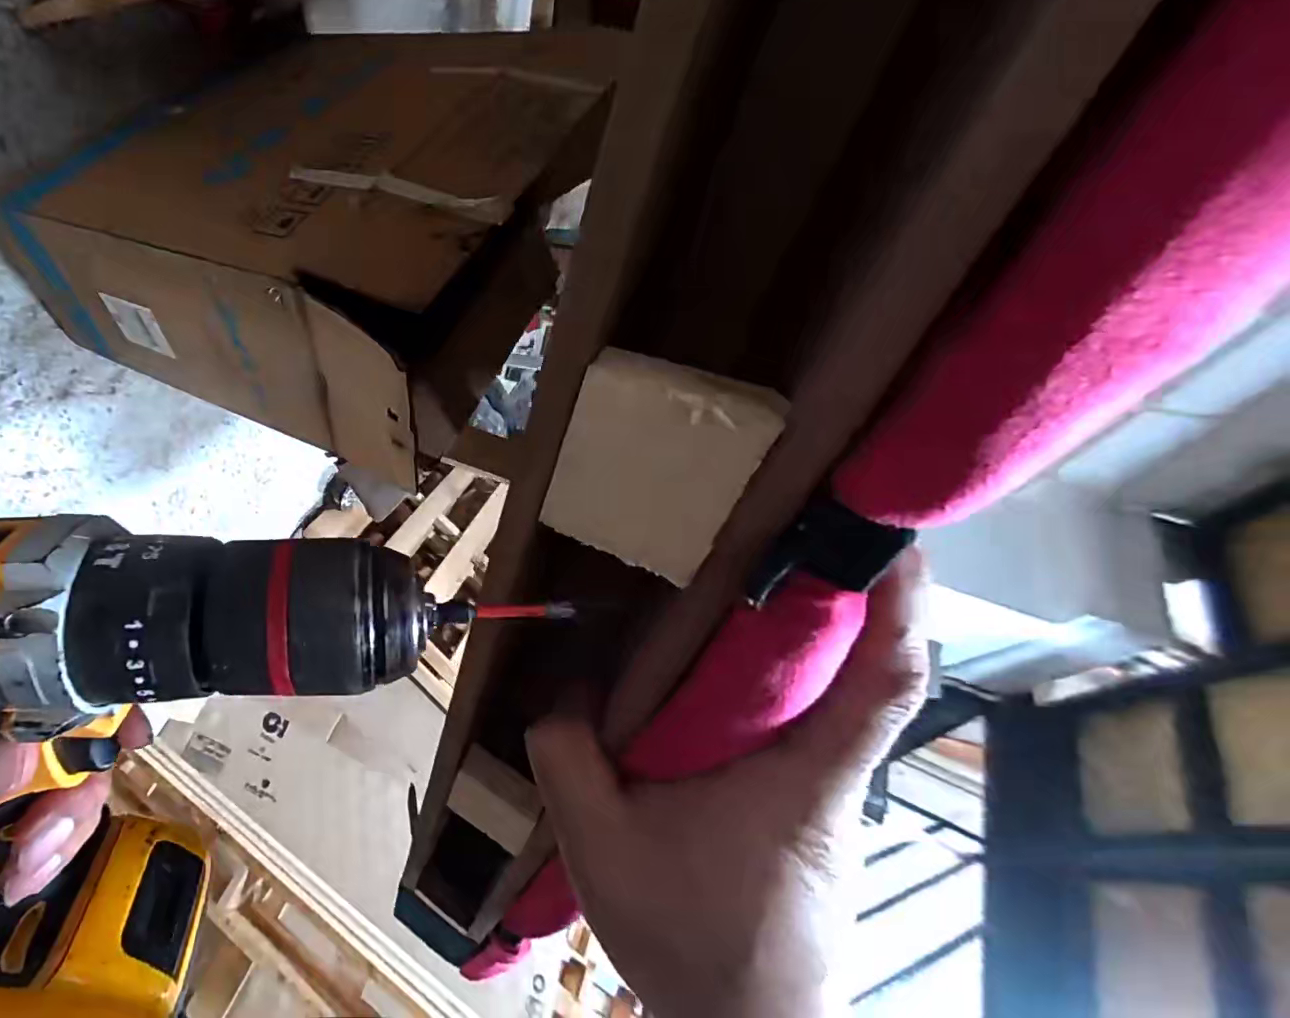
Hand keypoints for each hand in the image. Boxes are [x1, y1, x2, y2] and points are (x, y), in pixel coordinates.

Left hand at [0, 709, 150, 1016]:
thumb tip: (14, 754)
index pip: (23, 664)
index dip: (77, 682)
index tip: (113, 721)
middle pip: (70, 716)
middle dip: (87, 760)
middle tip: (60, 811)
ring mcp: (1, 771)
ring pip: (79, 769)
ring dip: (70, 816)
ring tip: (25, 863)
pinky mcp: (11, 819)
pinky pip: (64, 820)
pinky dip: (60, 847)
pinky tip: (21, 875)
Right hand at [528, 552, 926, 1017]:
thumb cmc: (686, 938)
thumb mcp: (595, 839)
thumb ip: (566, 750)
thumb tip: (567, 682)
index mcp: (801, 776)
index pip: (882, 680)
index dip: (900, 603)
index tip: (888, 535)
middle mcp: (830, 772)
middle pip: (859, 666)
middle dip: (834, 589)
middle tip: (772, 527)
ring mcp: (824, 790)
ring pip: (824, 692)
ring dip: (797, 630)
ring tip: (729, 582)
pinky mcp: (808, 805)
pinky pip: (797, 720)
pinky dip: (770, 676)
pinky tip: (708, 670)